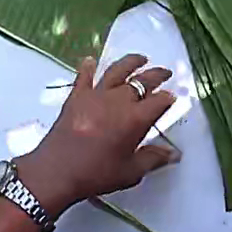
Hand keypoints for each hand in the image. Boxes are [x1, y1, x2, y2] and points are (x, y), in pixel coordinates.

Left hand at [16, 53, 180, 215]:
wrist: (57, 170)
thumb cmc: (96, 173)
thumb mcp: (130, 172)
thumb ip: (153, 159)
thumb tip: (173, 155)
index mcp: (136, 118)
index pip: (159, 101)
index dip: (167, 98)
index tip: (171, 98)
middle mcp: (118, 101)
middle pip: (142, 81)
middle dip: (157, 75)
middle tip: (165, 73)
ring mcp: (96, 95)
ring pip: (117, 71)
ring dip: (131, 62)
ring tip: (141, 58)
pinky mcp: (76, 96)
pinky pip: (84, 76)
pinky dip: (88, 67)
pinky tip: (90, 60)